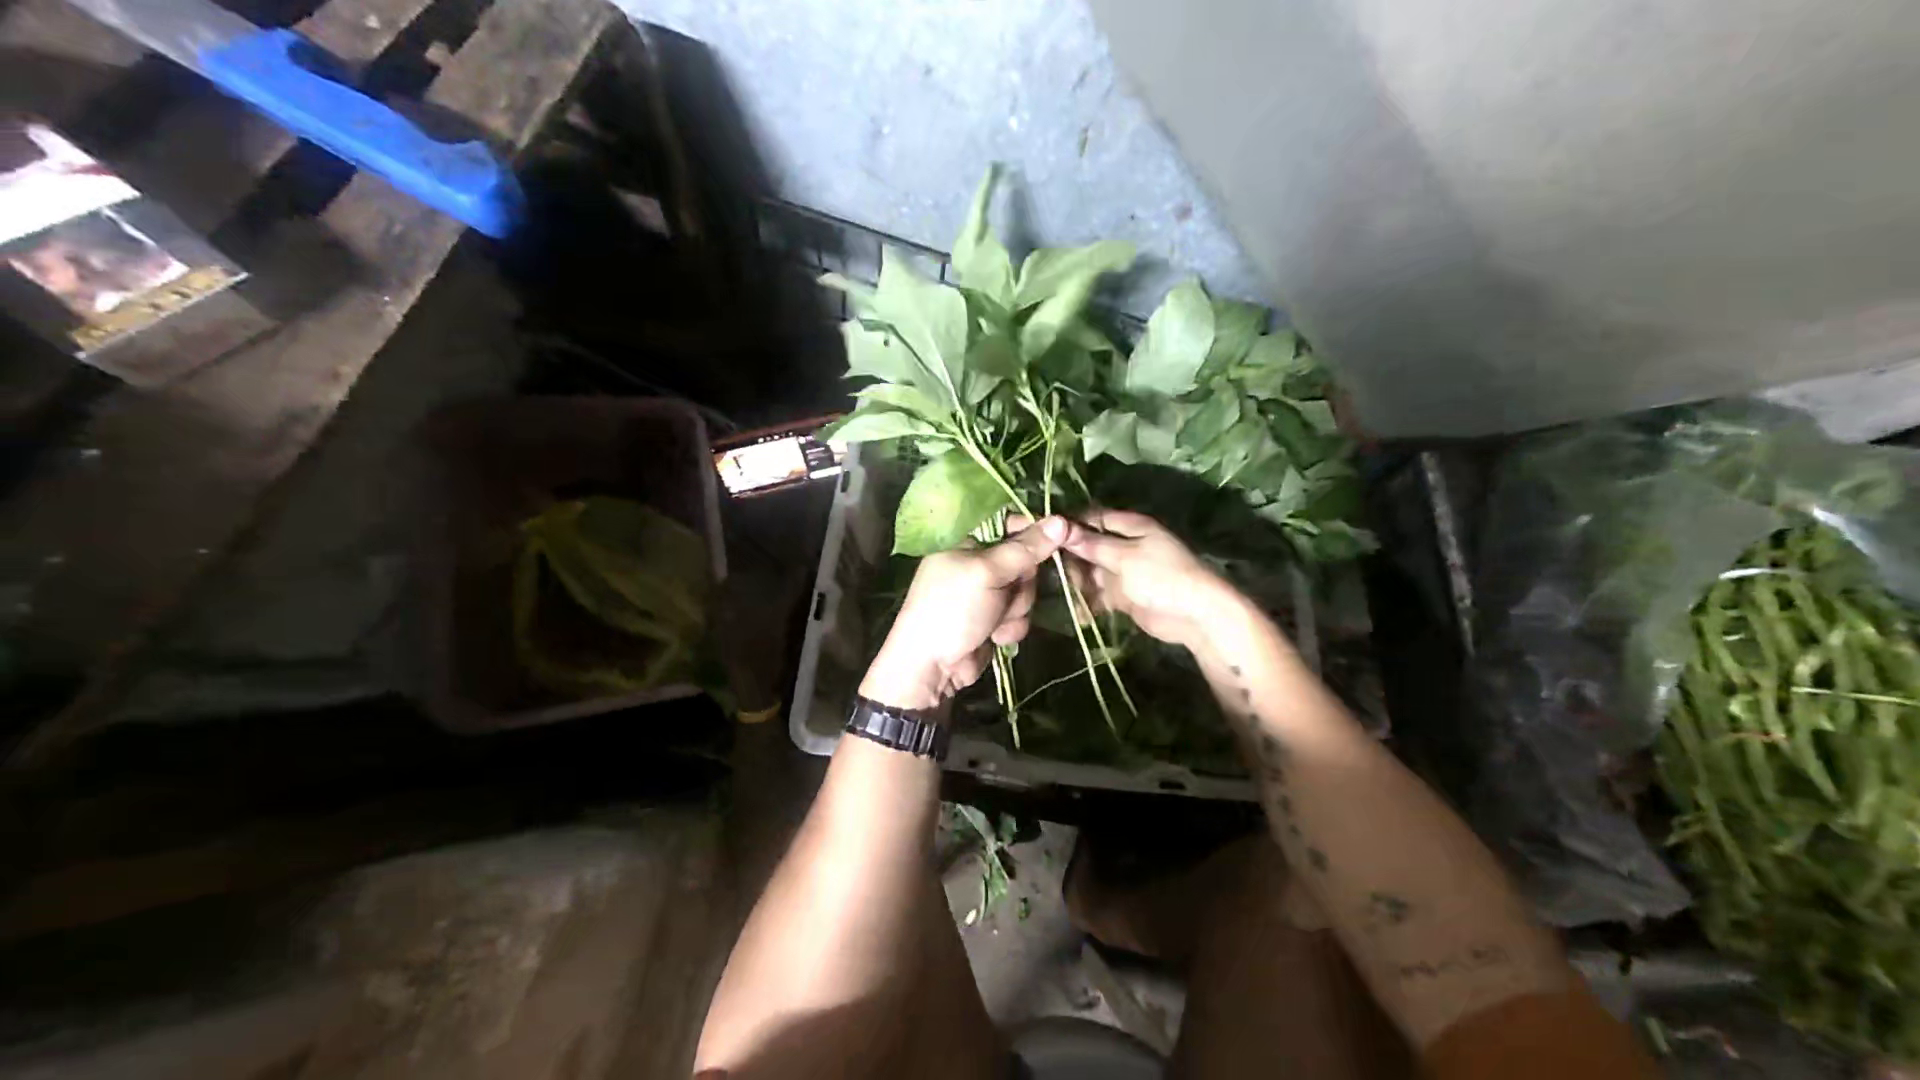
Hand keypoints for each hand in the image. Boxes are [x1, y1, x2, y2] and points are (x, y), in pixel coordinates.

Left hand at [859, 516, 1069, 710]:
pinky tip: (994, 637)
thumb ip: (1024, 549)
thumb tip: (1061, 520)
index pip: (1012, 525)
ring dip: (1016, 610)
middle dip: (1022, 584)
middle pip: (1026, 562)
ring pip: (1027, 591)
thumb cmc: (951, 610)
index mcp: (968, 543)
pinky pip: (1020, 615)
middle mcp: (979, 564)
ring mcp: (987, 593)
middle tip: (1004, 595)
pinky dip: (1010, 628)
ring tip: (993, 622)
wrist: (932, 668)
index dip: (1036, 534)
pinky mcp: (994, 619)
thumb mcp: (986, 574)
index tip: (1061, 540)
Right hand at [1062, 509, 1247, 652]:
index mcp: (1131, 526)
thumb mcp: (1124, 556)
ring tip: (1072, 597)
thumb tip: (1061, 527)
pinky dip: (1090, 603)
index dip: (1070, 526)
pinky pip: (1100, 594)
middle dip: (1073, 560)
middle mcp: (1126, 545)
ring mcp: (1125, 571)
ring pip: (1091, 572)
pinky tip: (1081, 614)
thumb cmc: (1162, 577)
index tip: (1046, 536)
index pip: (1093, 518)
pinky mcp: (1124, 595)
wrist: (1195, 615)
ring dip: (1079, 584)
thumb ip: (1092, 544)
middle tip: (1058, 573)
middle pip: (1089, 546)